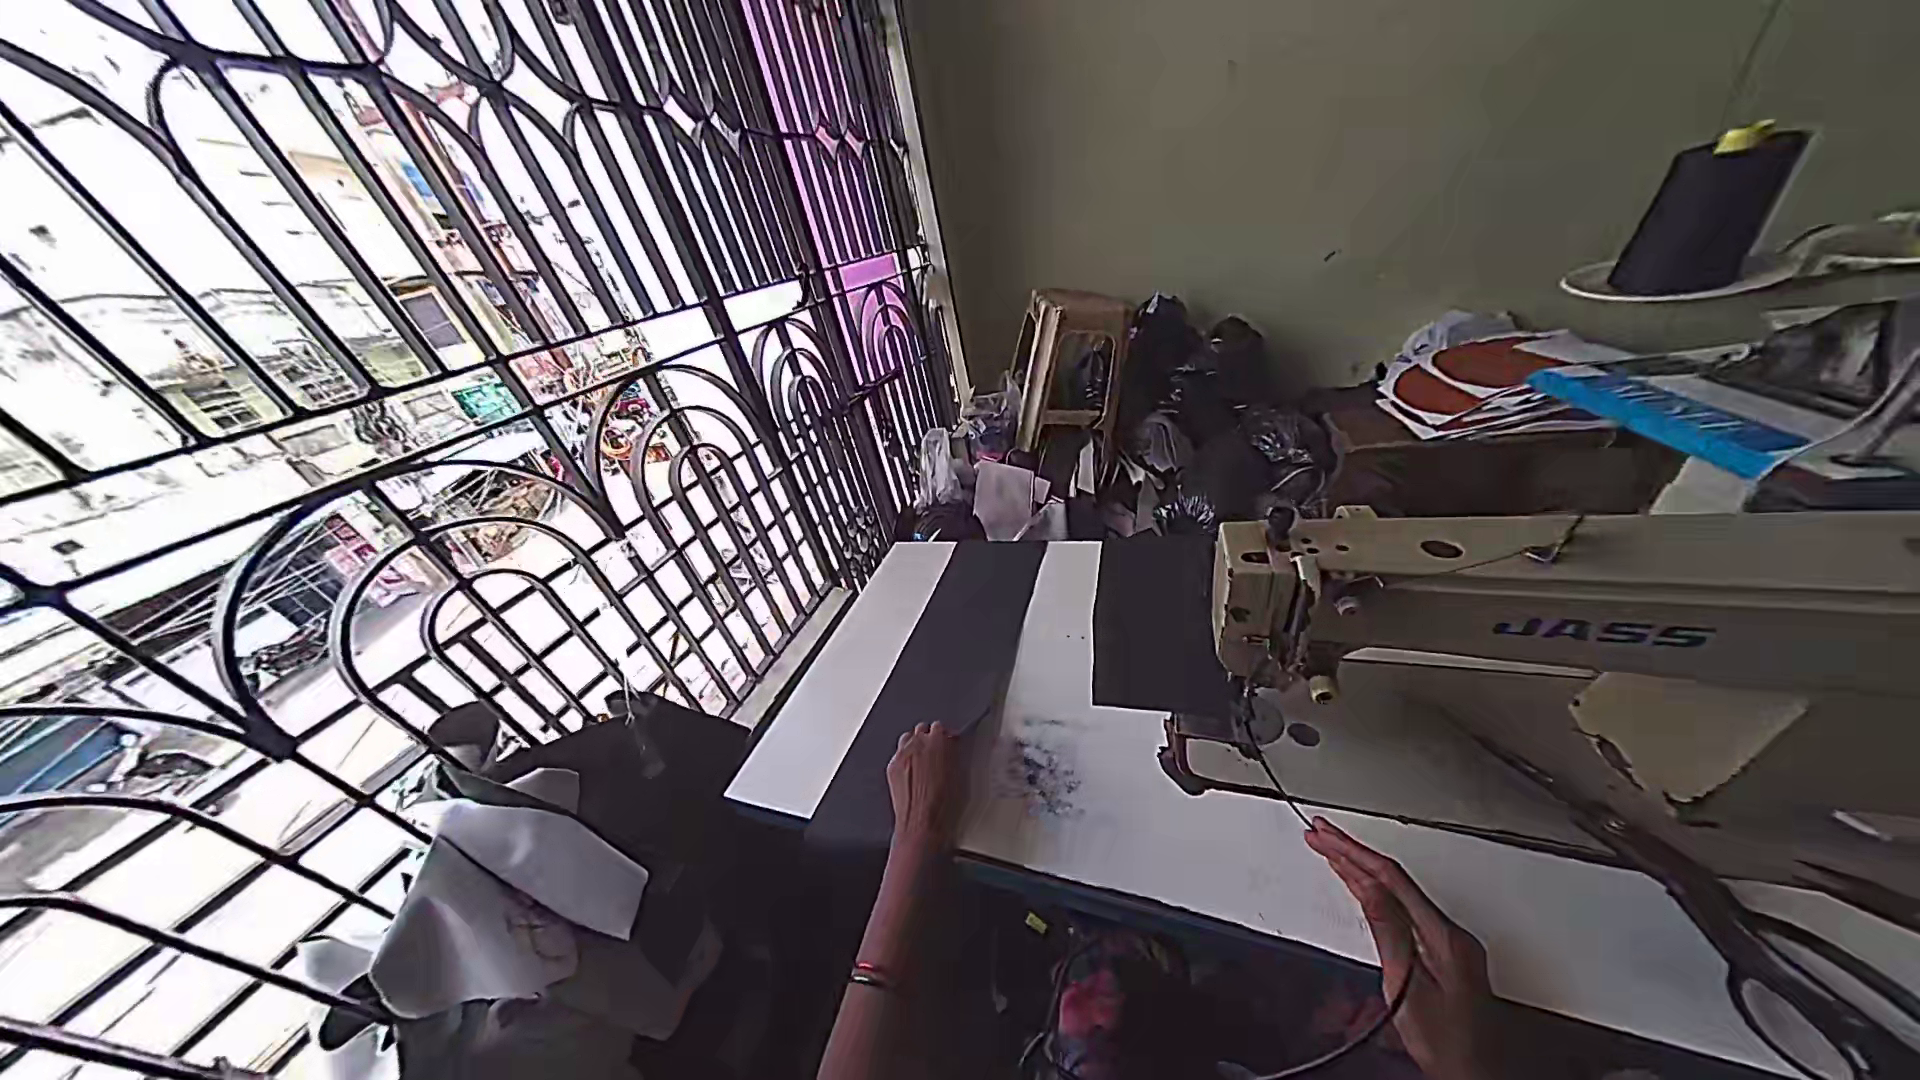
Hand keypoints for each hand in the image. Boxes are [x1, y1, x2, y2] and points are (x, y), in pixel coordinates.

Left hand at [886, 722, 961, 850]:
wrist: (921, 824)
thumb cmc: (943, 804)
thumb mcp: (958, 774)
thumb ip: (952, 754)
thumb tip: (950, 747)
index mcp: (936, 743)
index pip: (939, 727)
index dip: (944, 734)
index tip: (947, 740)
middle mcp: (916, 745)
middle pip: (921, 729)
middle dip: (928, 736)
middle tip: (935, 748)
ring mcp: (902, 755)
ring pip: (907, 738)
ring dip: (915, 743)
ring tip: (922, 756)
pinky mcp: (892, 767)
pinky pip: (898, 753)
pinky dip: (905, 757)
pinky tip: (911, 770)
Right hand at [1304, 817, 1494, 1079]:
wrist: (1477, 1078)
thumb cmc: (1447, 1045)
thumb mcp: (1407, 985)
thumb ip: (1387, 930)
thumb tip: (1366, 884)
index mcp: (1445, 937)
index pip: (1391, 878)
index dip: (1353, 852)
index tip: (1325, 836)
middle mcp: (1450, 933)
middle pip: (1394, 878)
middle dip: (1352, 851)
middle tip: (1319, 832)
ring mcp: (1446, 940)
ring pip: (1396, 888)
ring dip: (1359, 865)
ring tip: (1328, 845)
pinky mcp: (1439, 948)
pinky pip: (1401, 904)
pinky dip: (1372, 887)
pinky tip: (1354, 878)